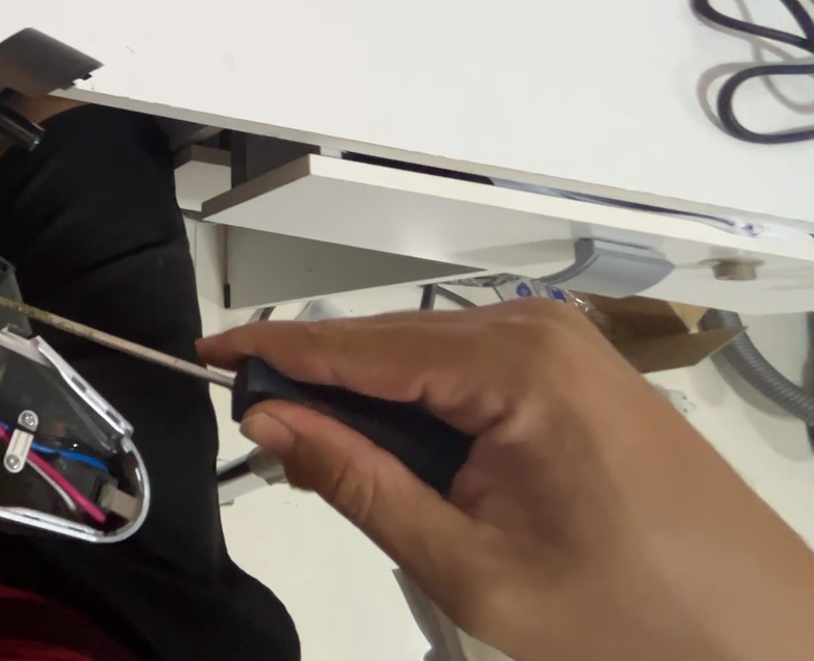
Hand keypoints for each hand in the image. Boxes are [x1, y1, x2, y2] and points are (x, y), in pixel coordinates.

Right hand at [199, 299, 813, 660]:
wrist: (796, 659)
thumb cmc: (634, 627)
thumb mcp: (470, 568)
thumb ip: (352, 481)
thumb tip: (263, 419)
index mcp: (511, 366)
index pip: (350, 347)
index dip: (267, 349)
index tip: (201, 353)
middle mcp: (530, 328)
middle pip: (377, 344)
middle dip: (312, 383)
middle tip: (261, 432)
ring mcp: (555, 341)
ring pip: (408, 354)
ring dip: (358, 400)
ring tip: (322, 455)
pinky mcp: (566, 364)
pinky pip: (451, 367)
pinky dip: (406, 404)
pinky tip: (392, 449)